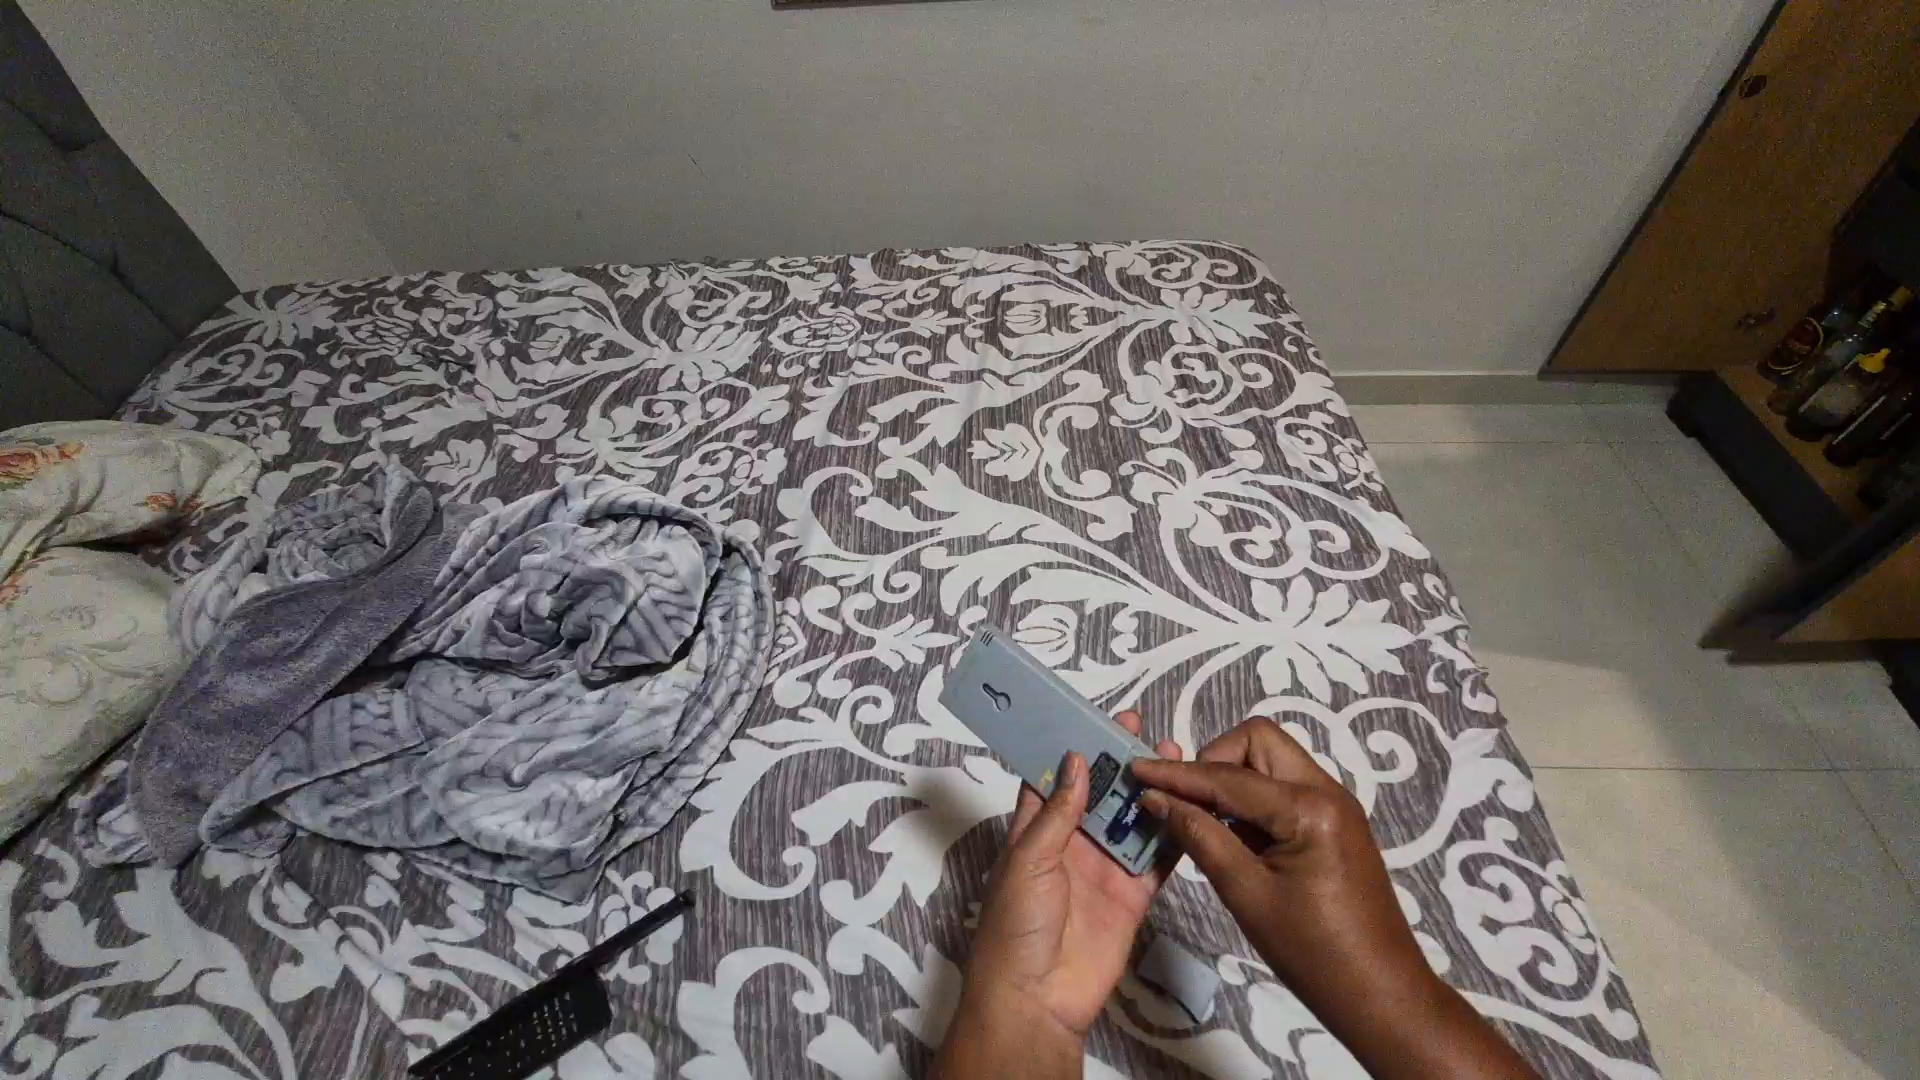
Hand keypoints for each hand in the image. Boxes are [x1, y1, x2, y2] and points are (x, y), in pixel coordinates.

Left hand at [946, 712, 1180, 1055]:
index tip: (1094, 717)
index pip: (1056, 778)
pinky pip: (1155, 860)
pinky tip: (1191, 806)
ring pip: (1132, 819)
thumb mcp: (1029, 858)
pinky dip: (1172, 835)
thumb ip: (1058, 813)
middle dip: (1118, 761)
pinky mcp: (1132, 895)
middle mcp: (1073, 842)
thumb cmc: (1016, 923)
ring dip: (1150, 790)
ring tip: (1172, 756)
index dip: (1074, 747)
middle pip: (1100, 793)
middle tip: (1138, 727)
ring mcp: (1104, 868)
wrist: (1038, 998)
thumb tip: (1077, 759)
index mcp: (1037, 829)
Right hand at [1130, 718, 1538, 1079]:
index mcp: (1308, 808)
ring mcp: (1333, 803)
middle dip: (1213, 760)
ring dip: (1231, 777)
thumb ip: (1199, 835)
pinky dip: (1250, 796)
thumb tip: (1155, 797)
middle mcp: (1326, 790)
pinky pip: (1281, 784)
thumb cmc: (1312, 953)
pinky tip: (1233, 832)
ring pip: (1269, 758)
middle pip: (1256, 740)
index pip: (1226, 776)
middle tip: (1188, 800)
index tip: (1136, 769)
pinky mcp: (1332, 819)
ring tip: (1205, 817)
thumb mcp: (1245, 893)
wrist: (1383, 998)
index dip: (1176, 774)